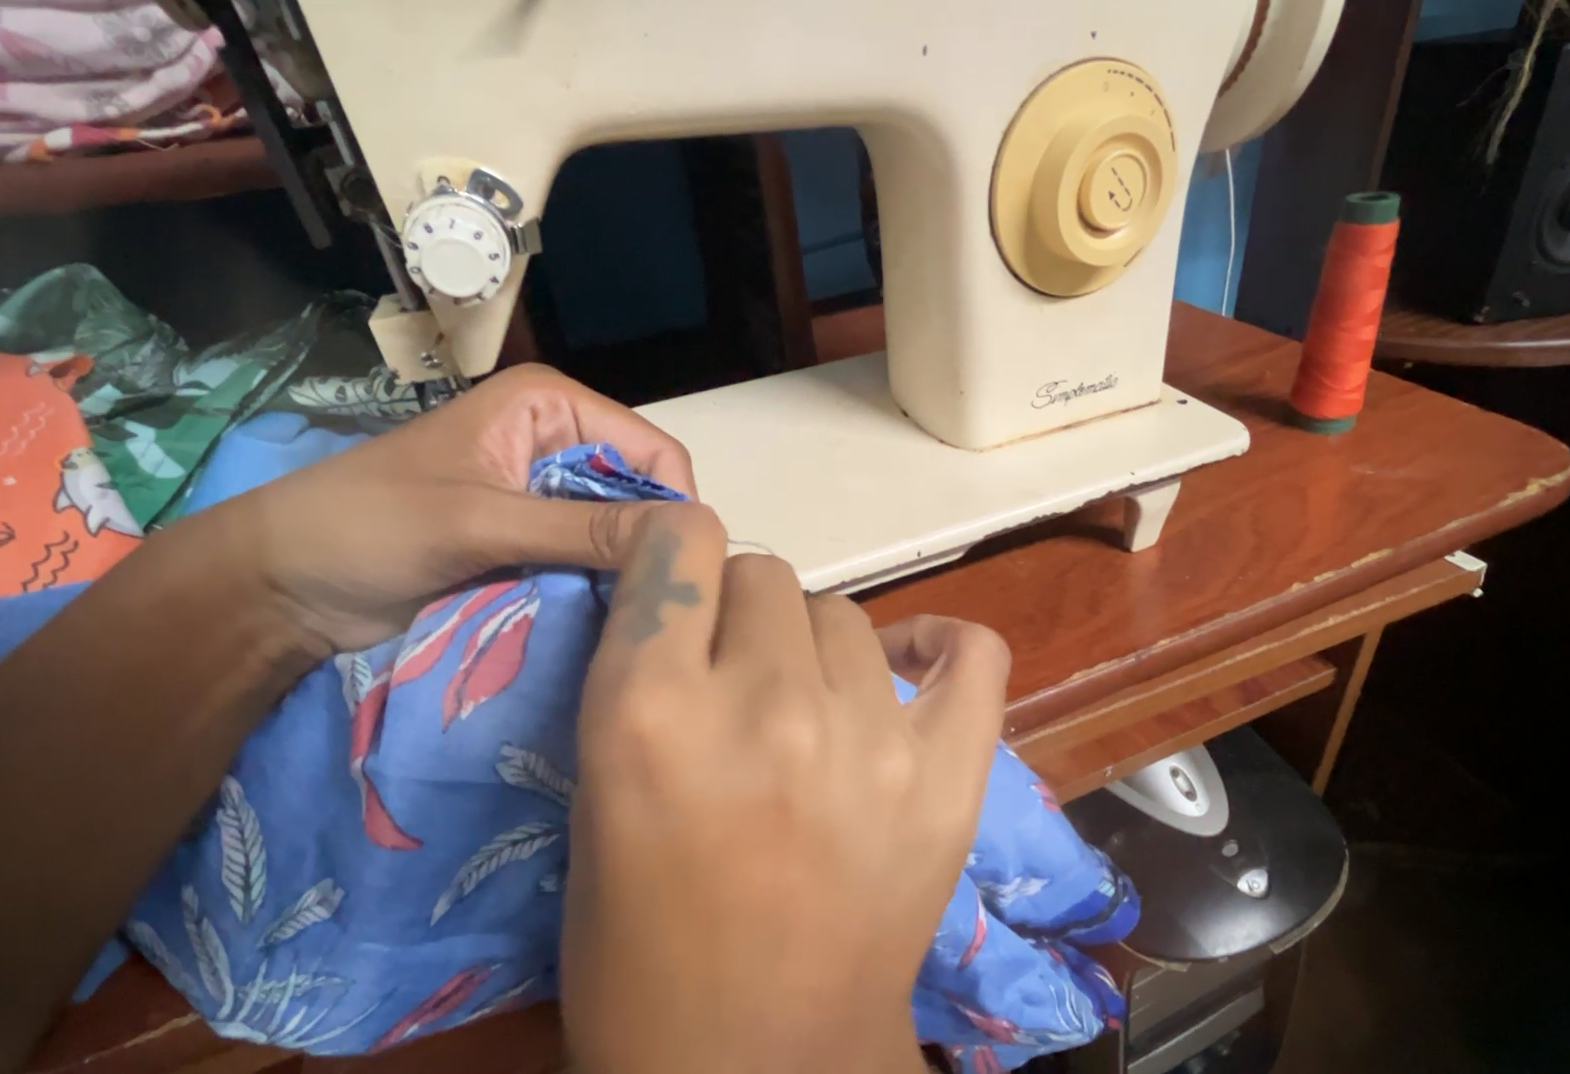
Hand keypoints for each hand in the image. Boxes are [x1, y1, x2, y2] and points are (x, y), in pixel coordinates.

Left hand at [175, 365, 695, 651]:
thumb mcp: (482, 521)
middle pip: (640, 491)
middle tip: (654, 603)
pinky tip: (600, 616)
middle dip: (648, 541)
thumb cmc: (371, 527)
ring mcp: (544, 492)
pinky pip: (588, 558)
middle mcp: (559, 440)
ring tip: (629, 616)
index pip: (652, 450)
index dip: (672, 506)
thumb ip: (583, 528)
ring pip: (619, 530)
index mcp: (551, 405)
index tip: (676, 572)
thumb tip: (684, 538)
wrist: (281, 586)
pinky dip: (596, 585)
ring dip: (622, 569)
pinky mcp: (531, 536)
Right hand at [561, 506, 1010, 1073]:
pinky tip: (903, 673)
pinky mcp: (949, 776)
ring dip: (816, 648)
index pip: (681, 546)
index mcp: (653, 712)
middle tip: (739, 680)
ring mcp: (870, 738)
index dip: (678, 554)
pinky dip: (937, 647)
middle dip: (742, 618)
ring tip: (809, 711)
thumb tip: (688, 586)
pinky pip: (970, 651)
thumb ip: (638, 672)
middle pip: (766, 575)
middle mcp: (767, 706)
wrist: (759, 1057)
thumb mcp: (599, 792)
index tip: (683, 585)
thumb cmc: (644, 944)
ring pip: (843, 611)